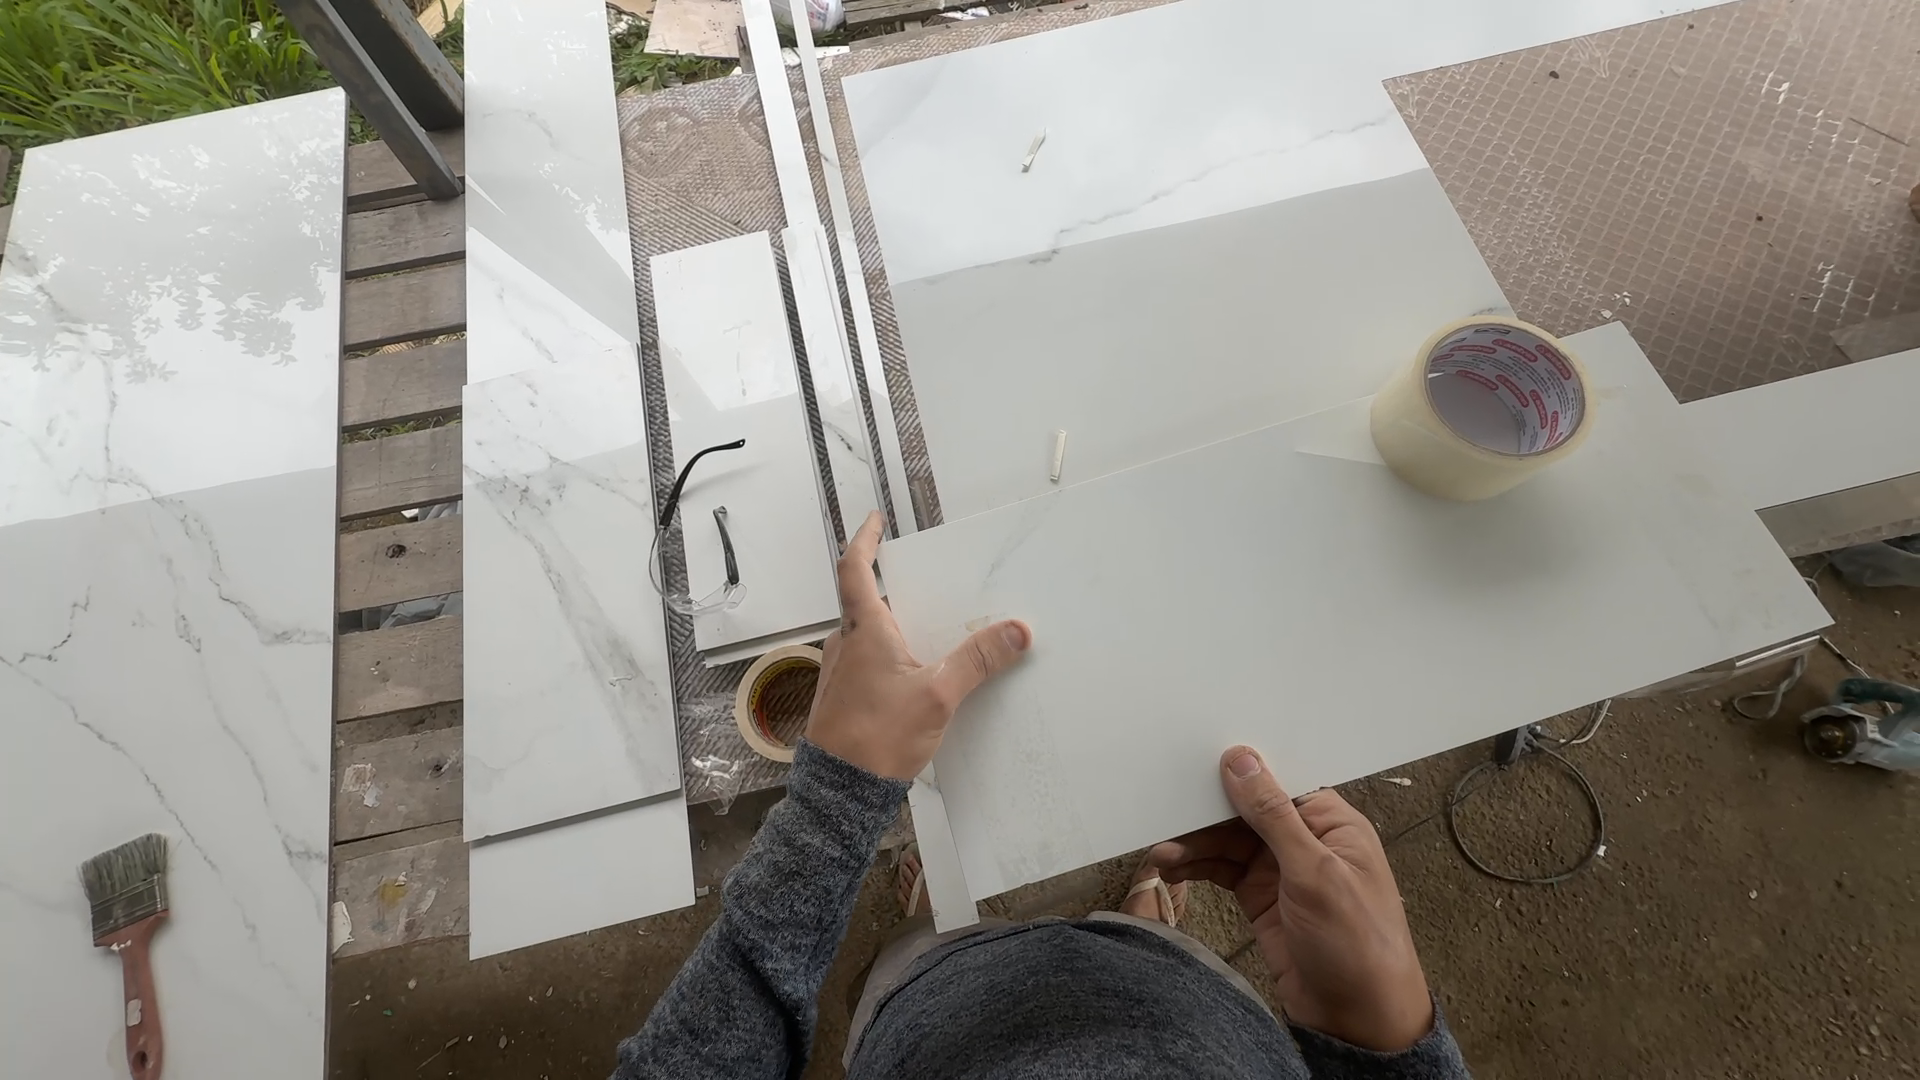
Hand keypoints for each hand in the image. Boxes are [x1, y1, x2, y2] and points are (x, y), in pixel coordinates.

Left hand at [804, 512, 1031, 779]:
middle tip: (929, 580)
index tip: (876, 520)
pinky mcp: (847, 696)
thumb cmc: (877, 736)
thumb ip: (977, 660)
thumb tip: (1016, 630)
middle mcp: (846, 643)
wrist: (840, 793)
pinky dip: (895, 653)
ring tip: (935, 627)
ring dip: (898, 623)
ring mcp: (843, 671)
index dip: (865, 539)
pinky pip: (872, 660)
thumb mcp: (937, 695)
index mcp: (862, 629)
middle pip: (868, 600)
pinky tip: (922, 672)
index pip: (855, 568)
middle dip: (897, 586)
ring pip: (871, 633)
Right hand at [1150, 746, 1433, 1051]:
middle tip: (1169, 813)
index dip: (1239, 771)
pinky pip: (1219, 868)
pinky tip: (1173, 869)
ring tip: (1164, 855)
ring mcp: (1279, 867)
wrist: (1358, 1027)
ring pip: (1225, 839)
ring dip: (1194, 844)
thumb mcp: (1315, 873)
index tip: (1198, 763)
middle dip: (1205, 812)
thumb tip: (1242, 759)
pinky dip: (1195, 866)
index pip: (1277, 781)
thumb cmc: (1361, 948)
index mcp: (1331, 823)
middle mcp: (1304, 839)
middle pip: (1243, 809)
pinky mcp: (1259, 894)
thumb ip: (1274, 815)